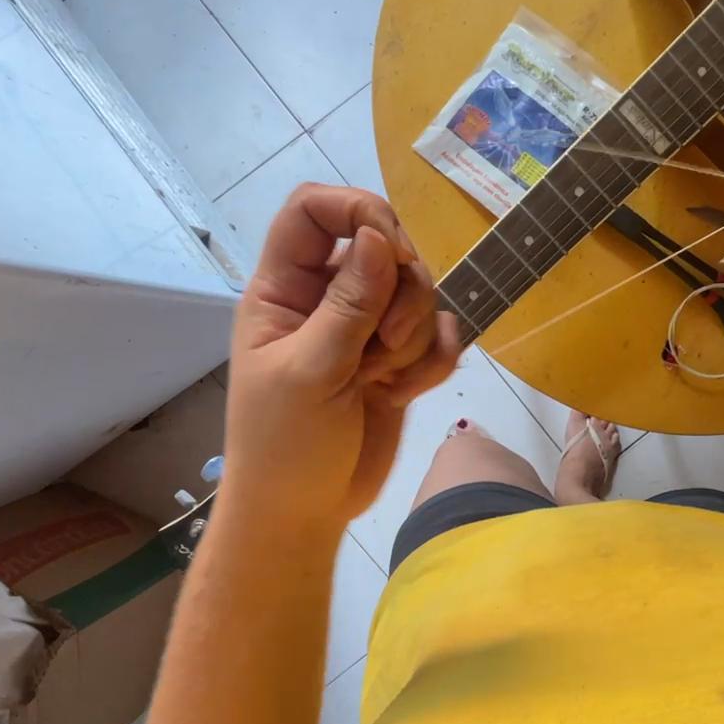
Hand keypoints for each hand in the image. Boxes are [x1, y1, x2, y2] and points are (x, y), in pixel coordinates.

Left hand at [221, 184, 458, 532]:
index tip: (392, 251)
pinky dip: (435, 361)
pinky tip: (408, 391)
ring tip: (386, 380)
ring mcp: (367, 332)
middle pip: (385, 250)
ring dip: (415, 336)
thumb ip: (348, 304)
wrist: (305, 512)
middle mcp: (329, 300)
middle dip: (401, 295)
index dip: (357, 212)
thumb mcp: (310, 372)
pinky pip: (439, 336)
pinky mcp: (399, 363)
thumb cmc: (285, 446)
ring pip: (419, 294)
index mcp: (285, 290)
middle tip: (383, 346)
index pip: (315, 211)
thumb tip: (377, 236)